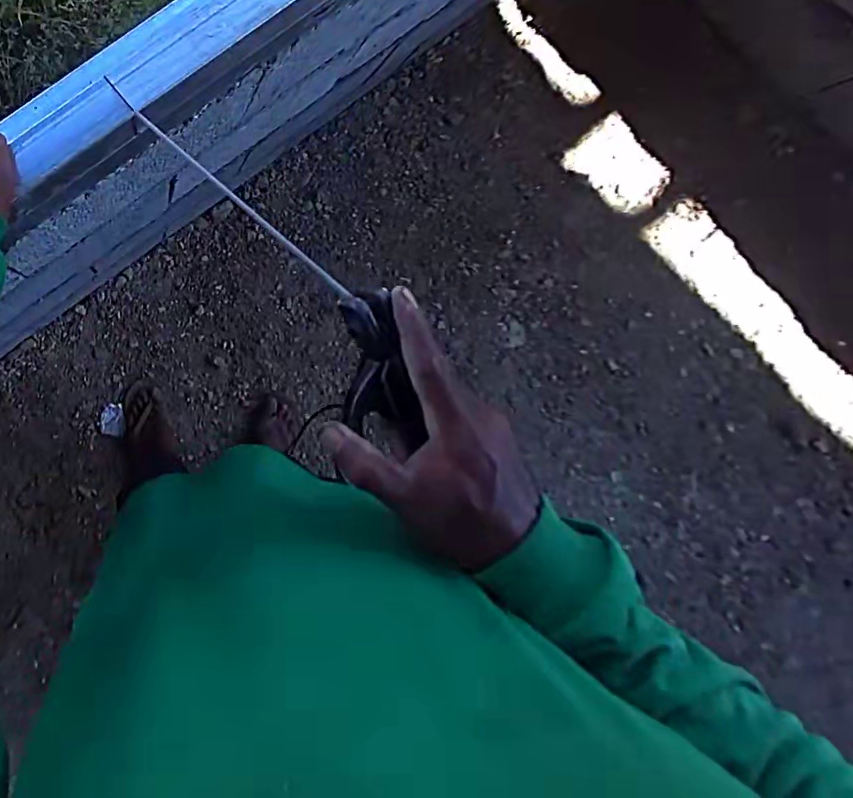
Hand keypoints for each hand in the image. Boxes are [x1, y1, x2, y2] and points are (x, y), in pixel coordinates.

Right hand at [322, 287, 540, 571]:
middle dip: (406, 374)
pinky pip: (459, 411)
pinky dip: (437, 418)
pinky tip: (428, 452)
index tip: (401, 295)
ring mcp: (494, 423)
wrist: (522, 556)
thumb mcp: (404, 500)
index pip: (429, 365)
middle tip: (383, 386)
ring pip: (446, 397)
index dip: (412, 328)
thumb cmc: (461, 527)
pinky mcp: (499, 434)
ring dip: (420, 406)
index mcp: (456, 424)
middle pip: (435, 377)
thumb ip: (363, 464)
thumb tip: (330, 433)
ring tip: (407, 447)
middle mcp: (479, 413)